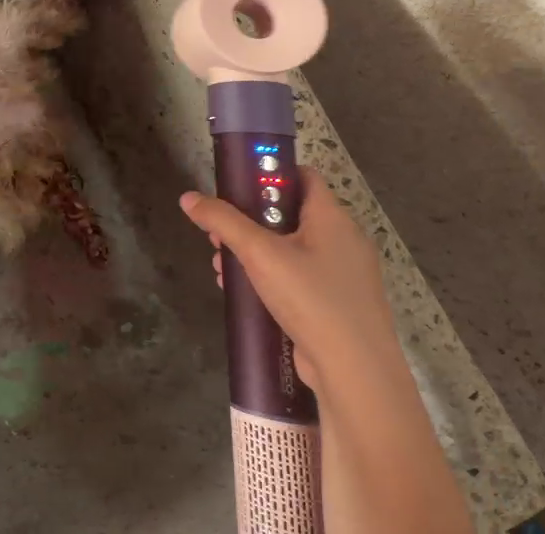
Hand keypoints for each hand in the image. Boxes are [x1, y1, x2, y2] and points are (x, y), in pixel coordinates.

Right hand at [179, 166, 399, 391]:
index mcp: (333, 219)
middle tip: (219, 233)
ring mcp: (343, 275)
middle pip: (289, 213)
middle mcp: (344, 241)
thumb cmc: (310, 298)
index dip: (269, 173)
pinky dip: (270, 276)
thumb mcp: (258, 253)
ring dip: (253, 252)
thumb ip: (223, 221)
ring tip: (221, 267)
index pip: (303, 176)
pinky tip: (242, 291)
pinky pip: (298, 276)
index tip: (234, 184)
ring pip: (290, 248)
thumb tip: (189, 198)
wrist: (355, 370)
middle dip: (248, 220)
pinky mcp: (337, 303)